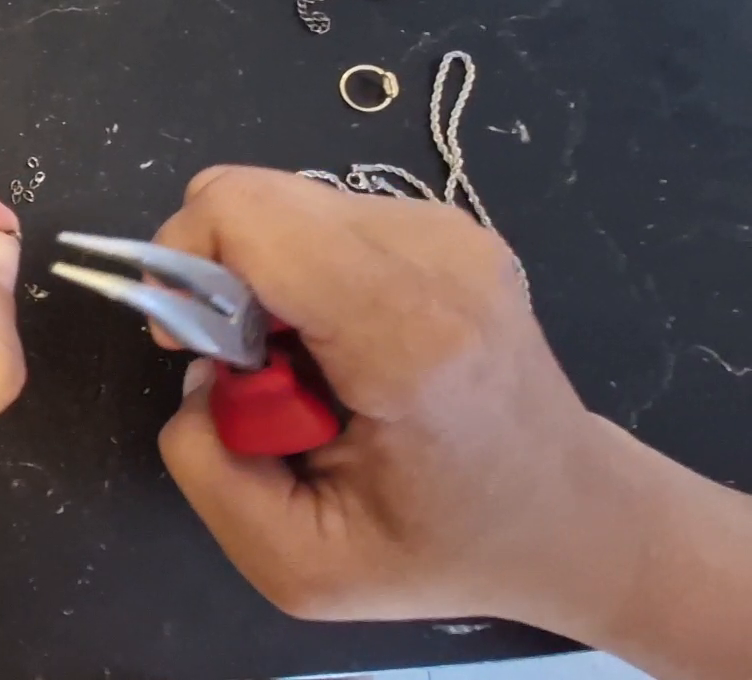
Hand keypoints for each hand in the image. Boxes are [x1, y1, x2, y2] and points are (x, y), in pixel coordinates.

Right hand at [152, 166, 626, 626]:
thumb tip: (197, 373)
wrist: (577, 517)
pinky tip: (317, 326)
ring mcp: (441, 228)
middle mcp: (431, 256)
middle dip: (205, 269)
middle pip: (243, 196)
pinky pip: (300, 209)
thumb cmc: (442, 546)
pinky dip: (280, 262)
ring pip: (265, 199)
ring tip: (282, 346)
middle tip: (233, 349)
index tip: (185, 335)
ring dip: (244, 270)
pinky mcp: (435, 219)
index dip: (182, 258)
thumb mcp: (298, 564)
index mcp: (408, 338)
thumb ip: (205, 469)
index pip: (249, 218)